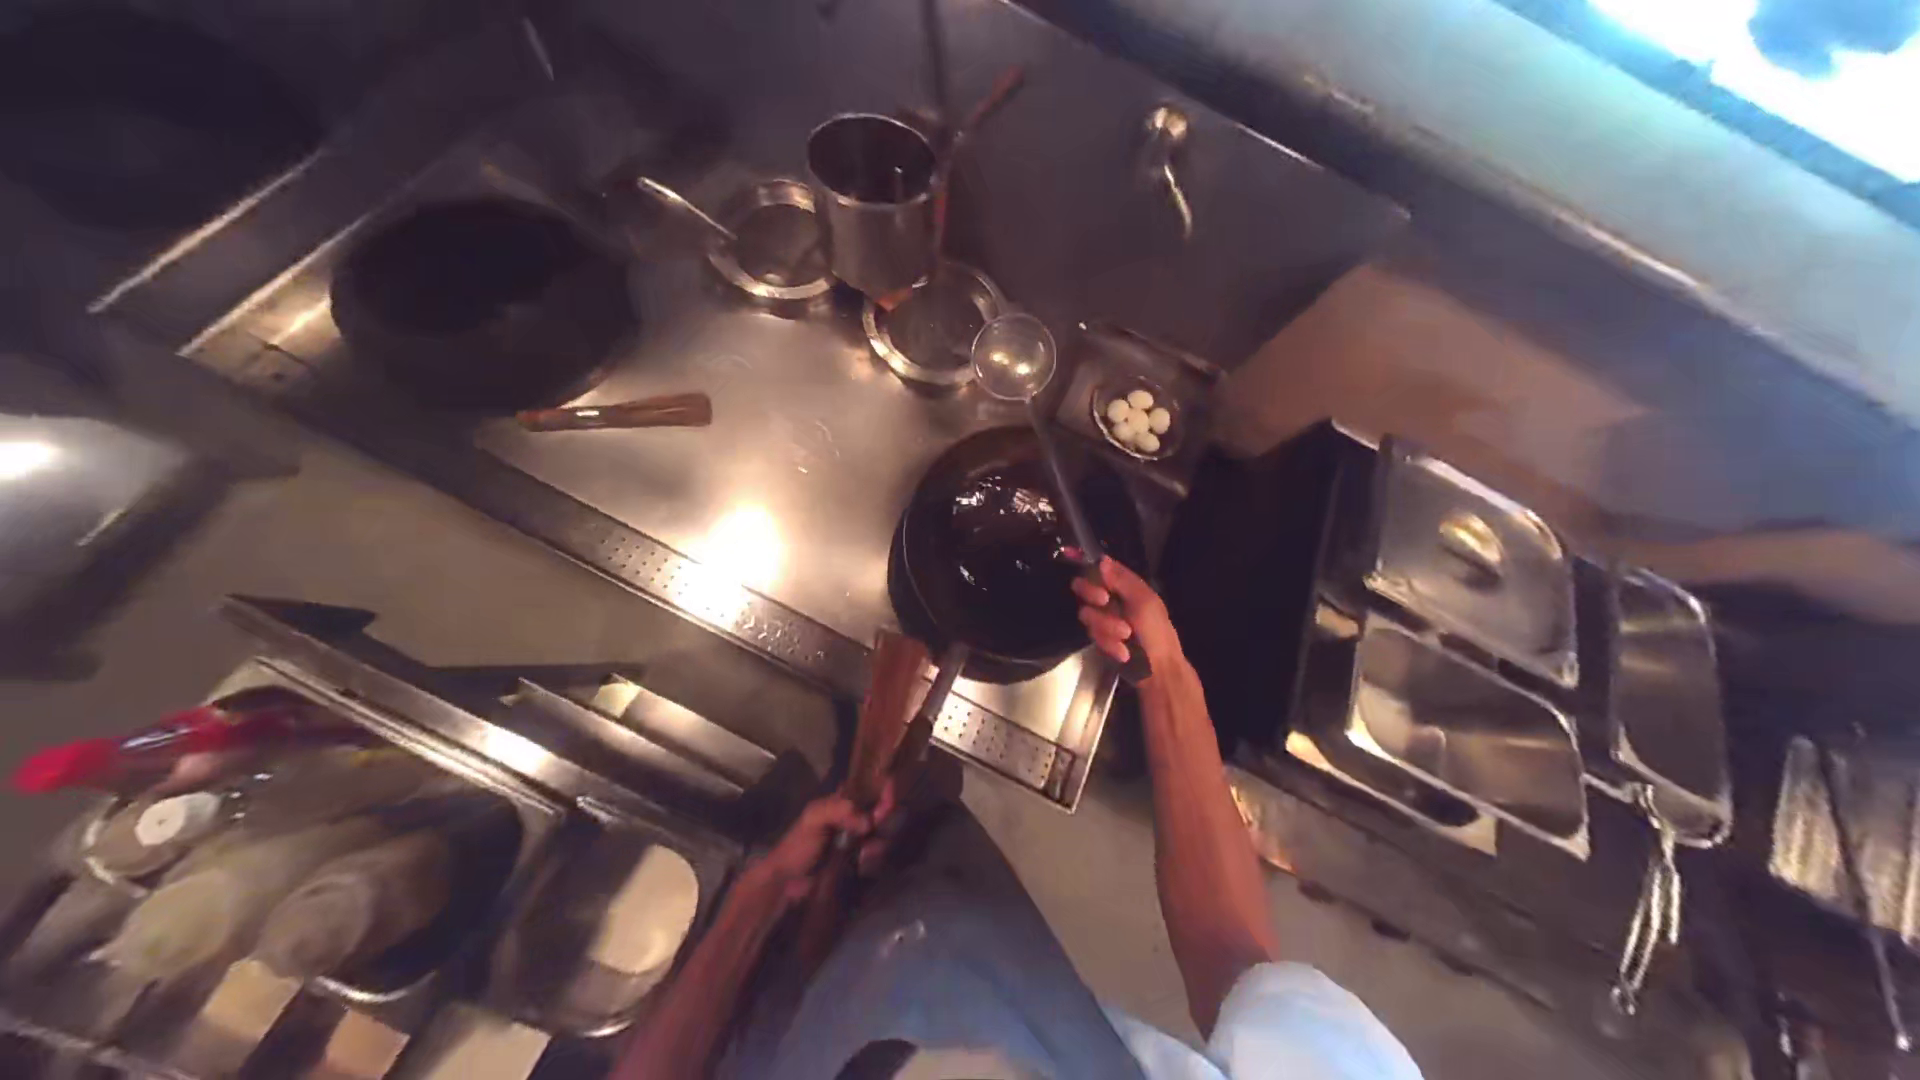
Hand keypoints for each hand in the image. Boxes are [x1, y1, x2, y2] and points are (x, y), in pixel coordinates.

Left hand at [747, 781, 897, 906]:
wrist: (787, 882)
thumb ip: (838, 810)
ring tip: (865, 853)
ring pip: (882, 835)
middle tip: (872, 830)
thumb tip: (868, 822)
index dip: (884, 791)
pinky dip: (873, 860)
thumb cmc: (797, 845)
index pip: (870, 789)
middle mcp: (853, 819)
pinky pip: (876, 858)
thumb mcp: (813, 818)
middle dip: (884, 820)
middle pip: (882, 812)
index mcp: (842, 803)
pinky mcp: (858, 863)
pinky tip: (861, 864)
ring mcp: (857, 841)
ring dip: (878, 843)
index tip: (890, 798)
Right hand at [1071, 556, 1183, 672]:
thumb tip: (1101, 560)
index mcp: (1125, 586)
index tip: (1068, 554)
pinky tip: (1123, 651)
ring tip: (1125, 636)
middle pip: (1084, 587)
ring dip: (1107, 626)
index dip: (1084, 560)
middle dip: (1091, 594)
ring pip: (1087, 614)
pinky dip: (1109, 644)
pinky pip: (1093, 635)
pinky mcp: (1100, 638)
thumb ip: (1122, 580)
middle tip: (1103, 600)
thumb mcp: (1144, 602)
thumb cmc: (1157, 632)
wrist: (1159, 671)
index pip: (1100, 567)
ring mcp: (1105, 619)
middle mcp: (1112, 599)